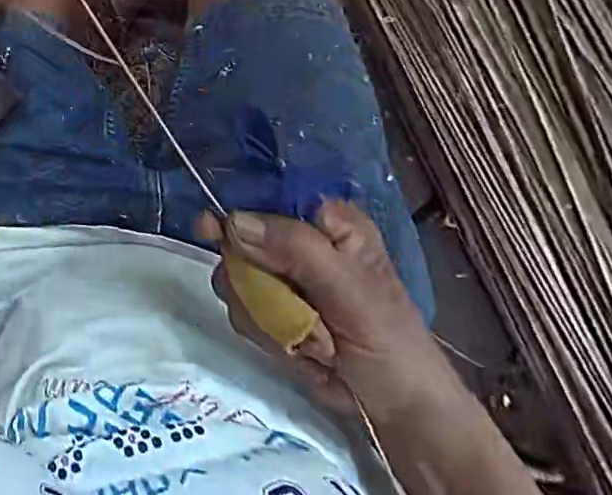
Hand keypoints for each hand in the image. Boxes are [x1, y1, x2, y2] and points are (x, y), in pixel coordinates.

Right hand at [199, 204, 461, 418]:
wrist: (401, 416)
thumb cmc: (391, 345)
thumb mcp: (352, 291)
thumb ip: (296, 249)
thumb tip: (233, 222)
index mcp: (327, 221)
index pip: (266, 195)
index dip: (236, 211)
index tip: (210, 230)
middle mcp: (300, 240)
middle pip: (239, 238)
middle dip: (254, 282)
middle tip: (281, 309)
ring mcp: (283, 276)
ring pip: (234, 277)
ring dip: (264, 316)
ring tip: (310, 343)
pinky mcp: (272, 309)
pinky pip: (241, 309)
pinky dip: (266, 335)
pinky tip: (300, 353)